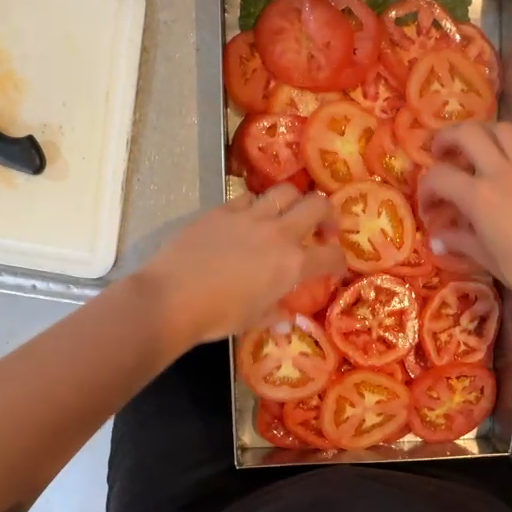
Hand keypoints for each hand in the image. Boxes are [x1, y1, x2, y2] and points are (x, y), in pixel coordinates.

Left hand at [139, 184, 345, 343]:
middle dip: (328, 215)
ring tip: (287, 216)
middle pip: (318, 205)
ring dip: (294, 201)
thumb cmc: (217, 316)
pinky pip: (248, 197)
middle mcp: (278, 233)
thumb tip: (285, 319)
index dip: (340, 262)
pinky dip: (257, 205)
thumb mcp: (254, 319)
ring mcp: (249, 216)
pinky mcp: (221, 210)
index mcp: (292, 264)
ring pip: (285, 191)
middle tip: (322, 230)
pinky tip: (249, 219)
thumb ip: (275, 312)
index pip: (332, 255)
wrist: (171, 298)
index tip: (336, 267)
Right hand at [416, 110, 511, 304]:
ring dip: (483, 129)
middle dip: (447, 138)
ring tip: (475, 143)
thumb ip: (459, 242)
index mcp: (479, 197)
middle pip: (468, 135)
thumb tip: (437, 240)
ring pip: (502, 129)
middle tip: (441, 153)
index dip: (426, 189)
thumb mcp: (486, 259)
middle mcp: (501, 173)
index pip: (440, 178)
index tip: (428, 207)